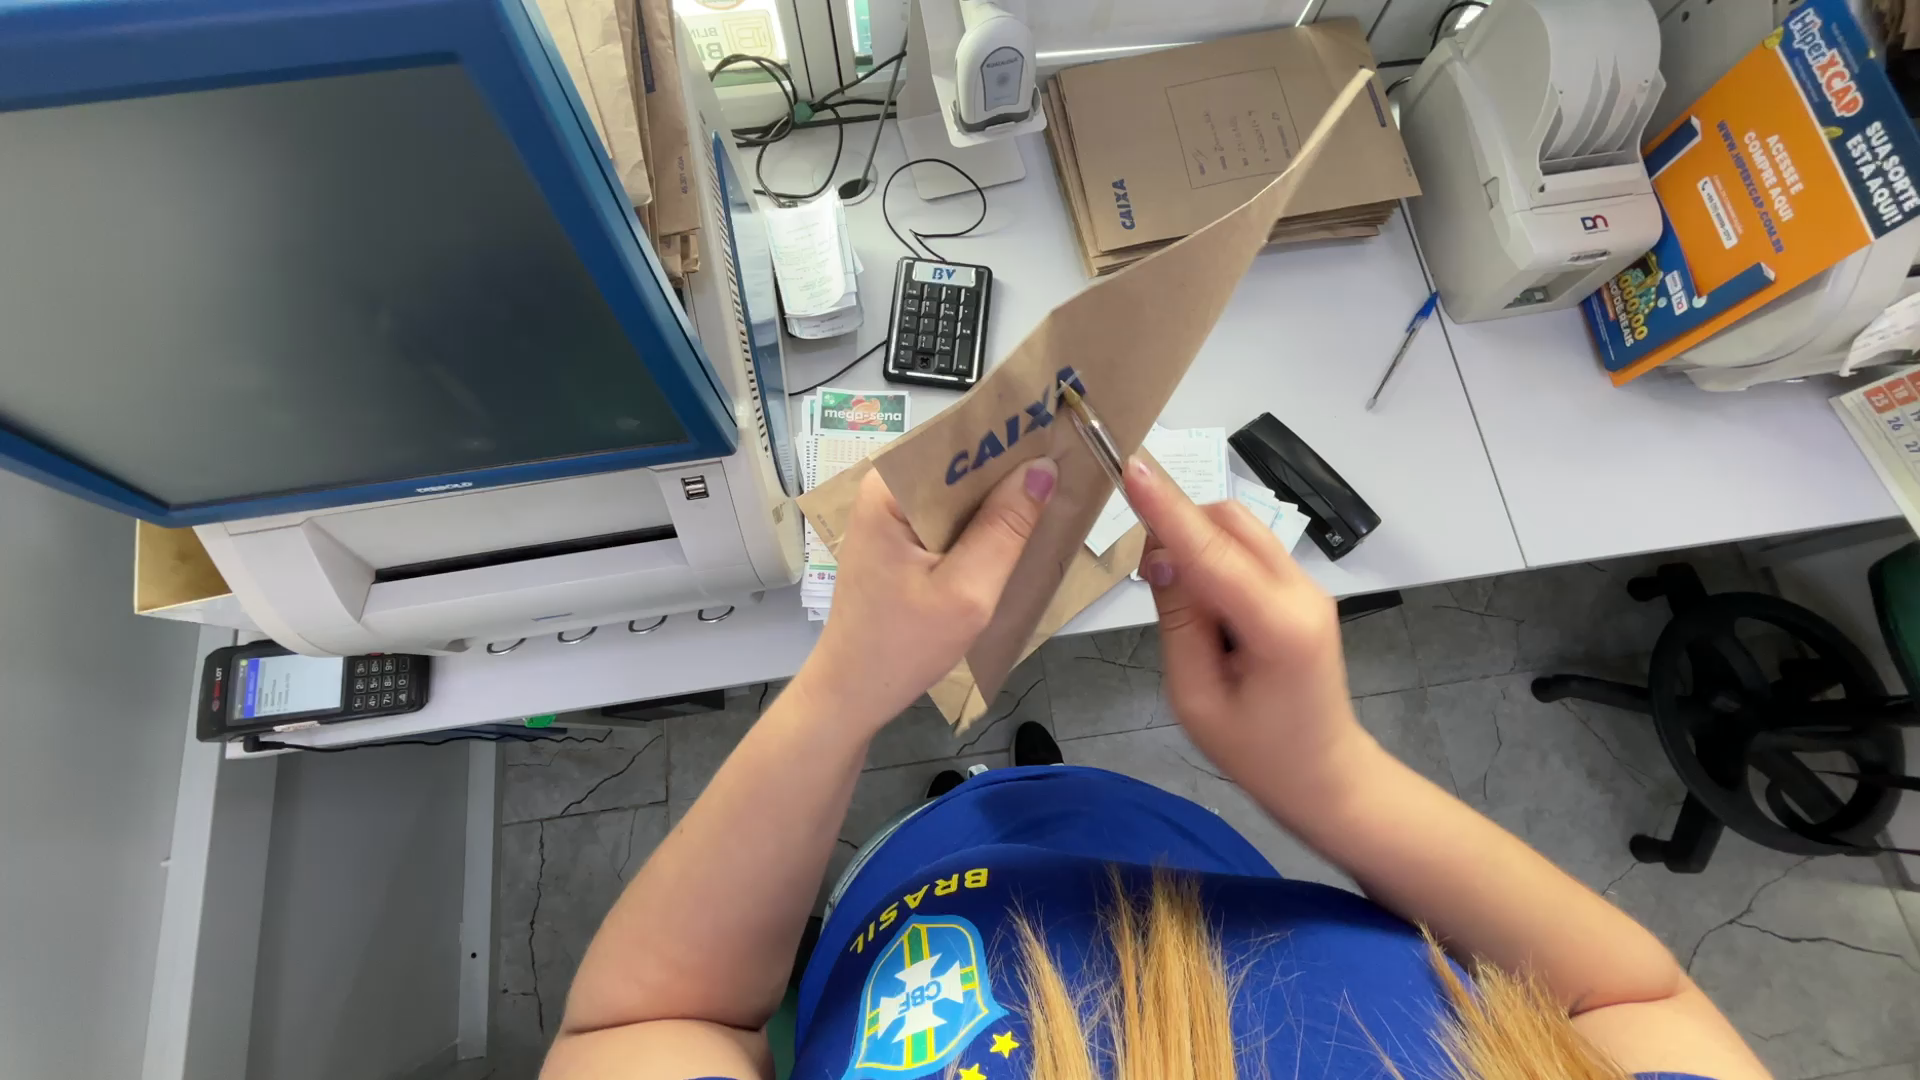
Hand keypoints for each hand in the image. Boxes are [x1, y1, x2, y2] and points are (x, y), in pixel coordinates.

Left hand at [797, 460, 1057, 732]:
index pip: (955, 439)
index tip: (1058, 430)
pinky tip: (1015, 529)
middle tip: (1067, 467)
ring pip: (957, 490)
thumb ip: (1005, 528)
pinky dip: (981, 522)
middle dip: (1008, 466)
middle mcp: (884, 489)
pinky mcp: (899, 537)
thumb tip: (1043, 469)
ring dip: (999, 496)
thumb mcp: (966, 591)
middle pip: (957, 462)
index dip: (1007, 433)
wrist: (854, 691)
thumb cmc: (903, 647)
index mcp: (888, 490)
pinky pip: (949, 515)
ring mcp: (890, 514)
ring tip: (1051, 494)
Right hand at [1124, 456, 1375, 805]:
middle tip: (1146, 575)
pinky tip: (1199, 601)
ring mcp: (1306, 587)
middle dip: (1179, 524)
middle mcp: (1301, 591)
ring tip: (1172, 596)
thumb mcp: (1196, 697)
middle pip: (1231, 522)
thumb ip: (1178, 621)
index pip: (1211, 553)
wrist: (1327, 778)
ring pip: (1239, 530)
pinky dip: (1211, 556)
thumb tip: (1160, 558)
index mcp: (1278, 626)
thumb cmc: (1257, 753)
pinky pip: (1247, 551)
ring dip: (1194, 541)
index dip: (1168, 510)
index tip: (1133, 469)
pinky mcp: (1299, 591)